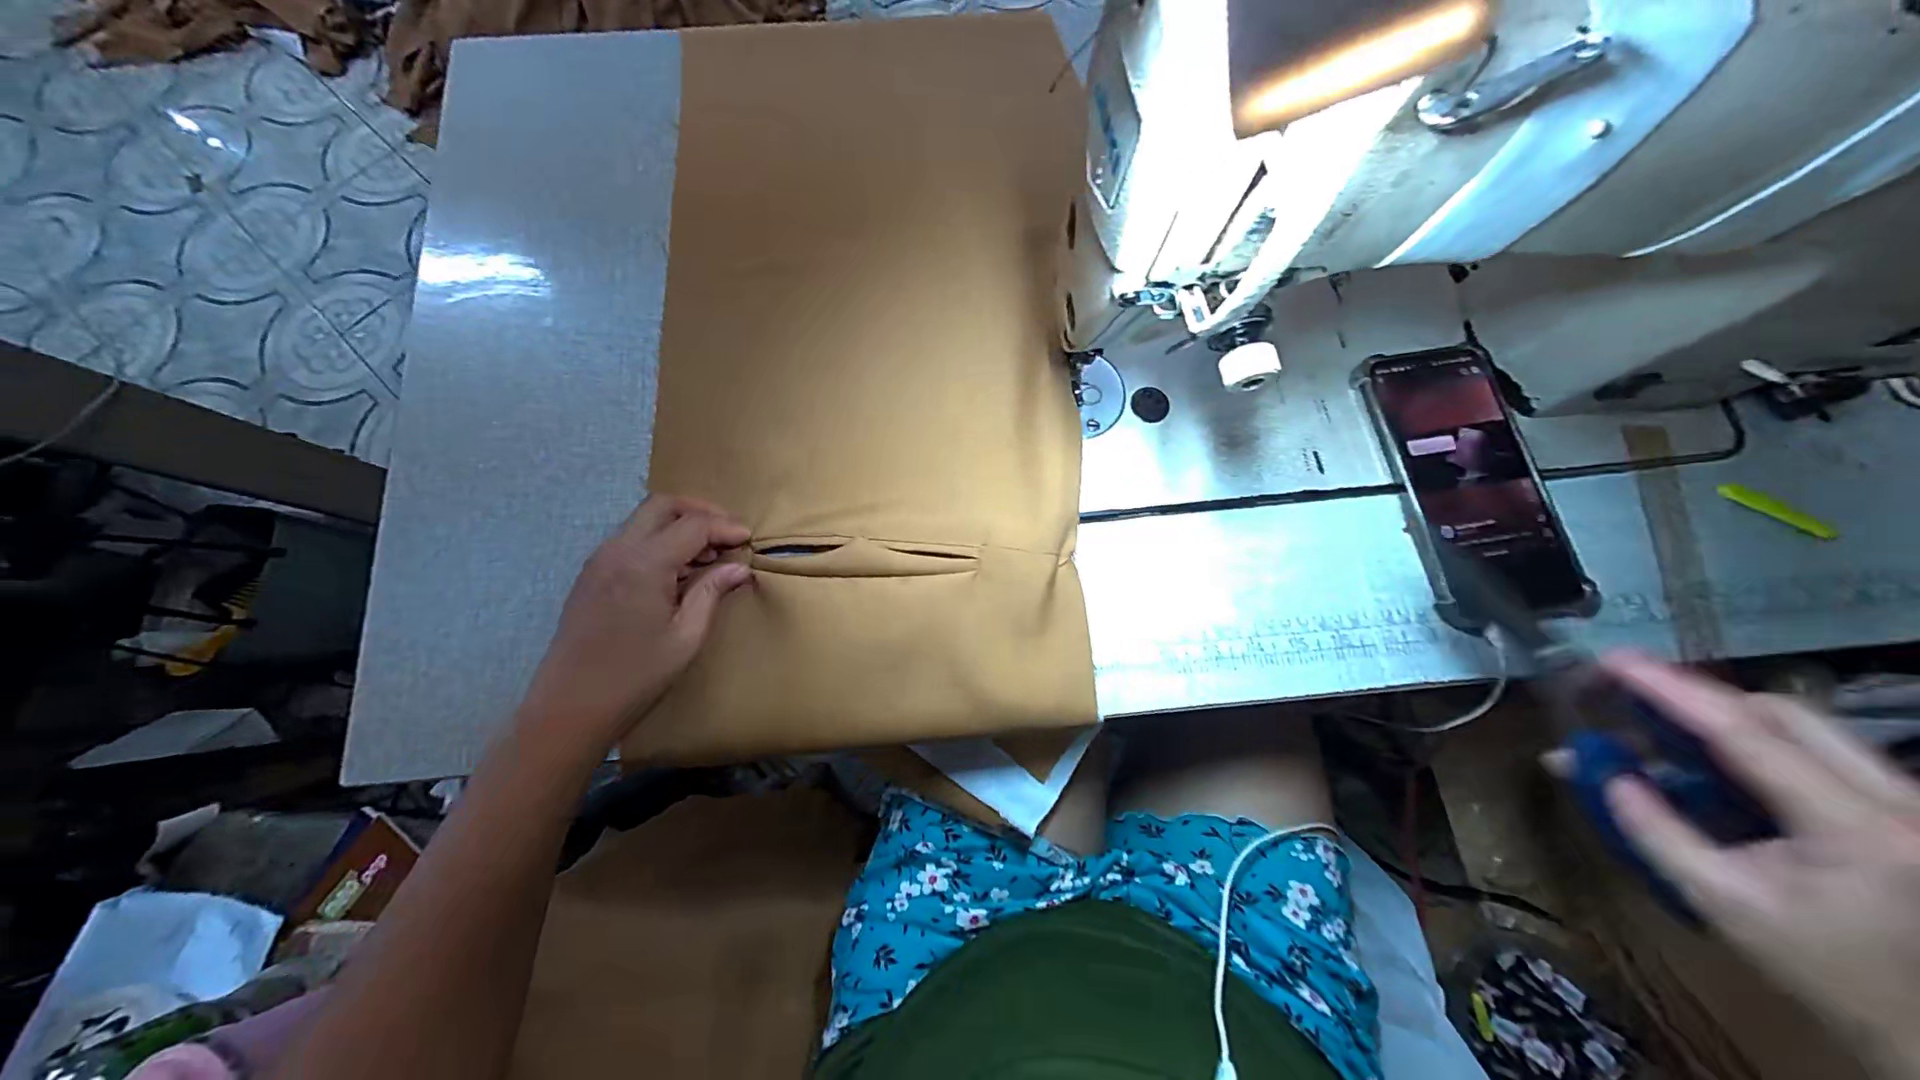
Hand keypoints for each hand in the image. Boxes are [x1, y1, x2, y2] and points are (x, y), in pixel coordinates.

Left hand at [519, 495, 750, 755]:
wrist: (570, 708)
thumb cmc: (636, 676)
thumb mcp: (686, 637)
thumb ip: (711, 593)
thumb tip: (739, 568)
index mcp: (644, 564)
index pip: (693, 525)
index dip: (725, 527)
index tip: (749, 541)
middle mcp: (617, 551)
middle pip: (662, 505)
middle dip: (701, 511)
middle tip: (728, 534)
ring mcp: (599, 561)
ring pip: (644, 519)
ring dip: (679, 526)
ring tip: (708, 557)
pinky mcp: (591, 575)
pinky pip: (631, 540)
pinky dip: (659, 541)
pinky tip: (678, 572)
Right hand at [1600, 652, 1919, 1077]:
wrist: (1918, 1023)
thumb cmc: (1816, 967)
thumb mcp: (1717, 900)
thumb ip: (1651, 829)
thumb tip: (1594, 769)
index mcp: (1854, 826)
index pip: (1746, 733)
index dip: (1672, 691)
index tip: (1612, 661)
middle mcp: (1895, 799)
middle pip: (1783, 712)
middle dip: (1697, 696)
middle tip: (1626, 690)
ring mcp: (1904, 802)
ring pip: (1801, 727)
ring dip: (1720, 718)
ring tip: (1652, 722)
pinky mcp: (1894, 809)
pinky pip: (1811, 752)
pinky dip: (1746, 743)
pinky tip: (1700, 758)